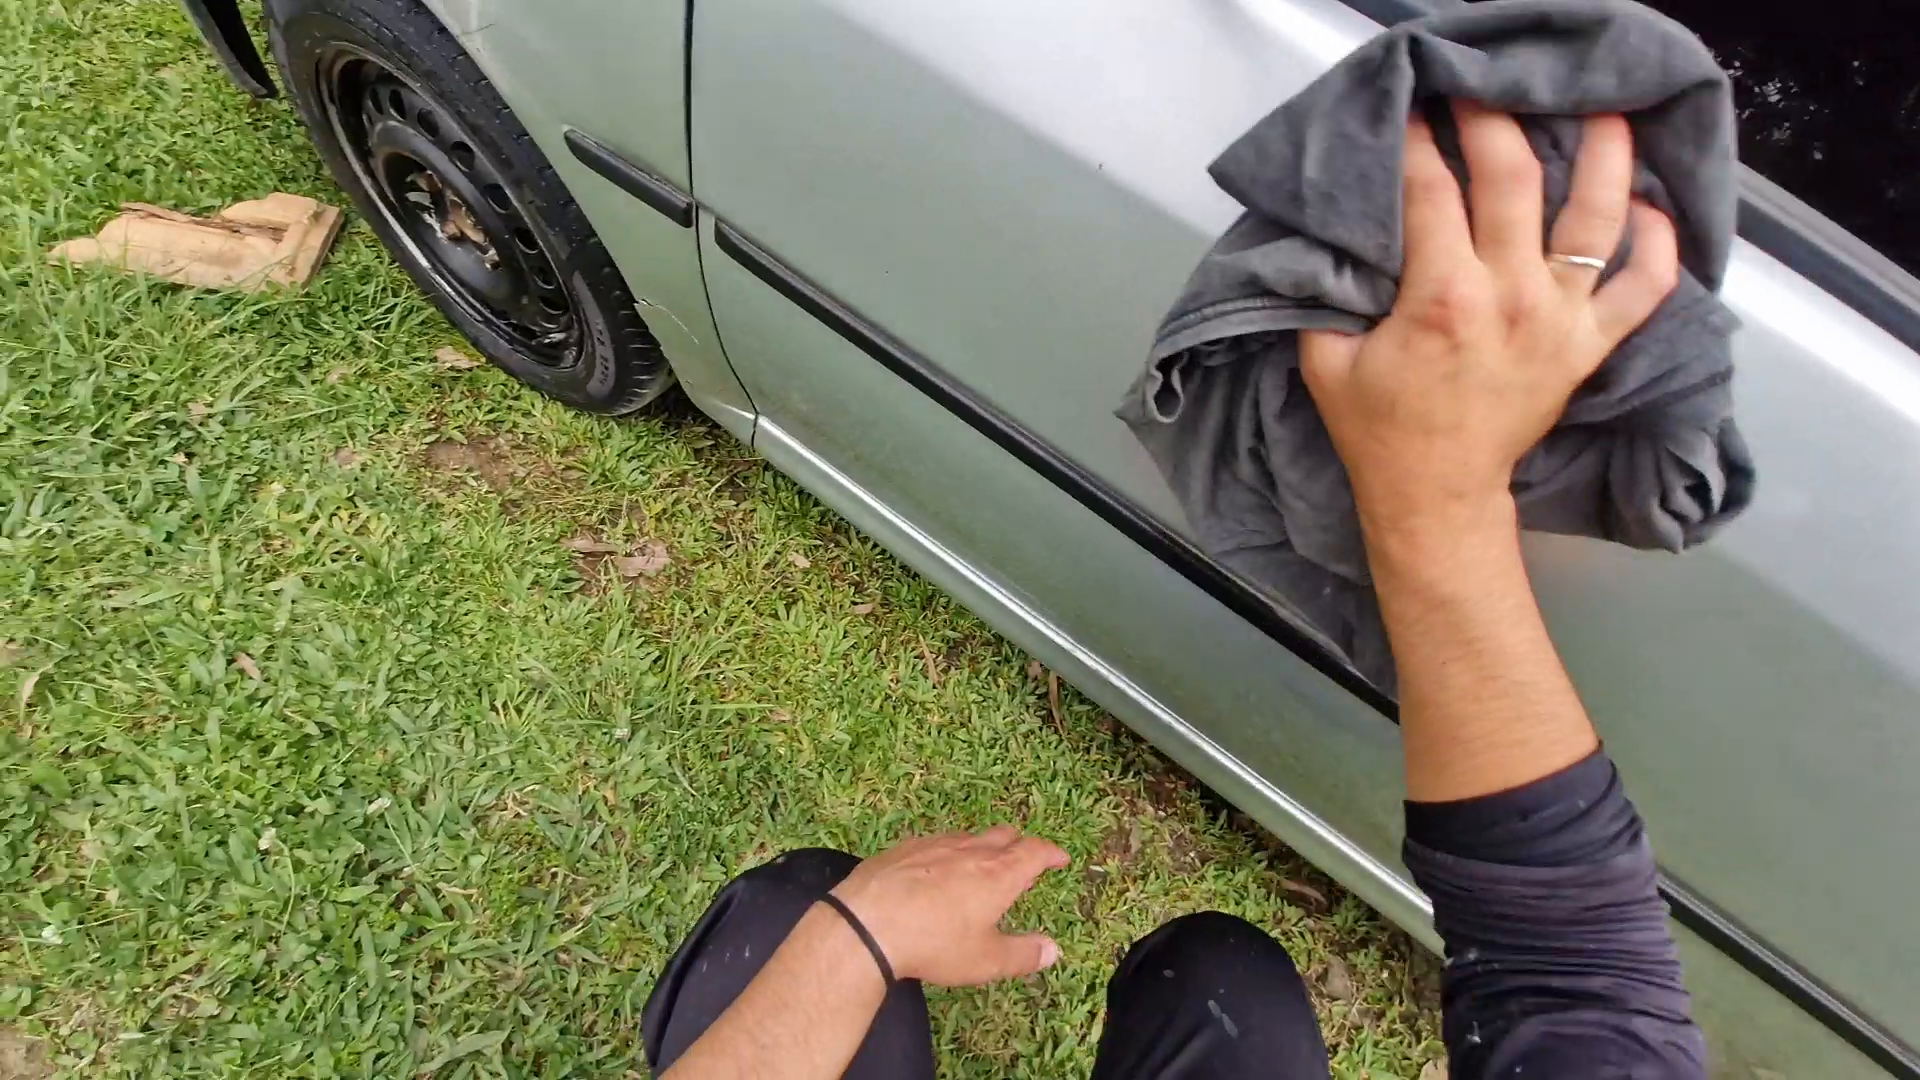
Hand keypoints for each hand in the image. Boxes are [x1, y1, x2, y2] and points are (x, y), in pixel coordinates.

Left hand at [828, 826, 1067, 985]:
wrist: (871, 921)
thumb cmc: (936, 943)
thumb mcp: (986, 960)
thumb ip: (1023, 954)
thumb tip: (1054, 949)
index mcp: (999, 874)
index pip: (1034, 852)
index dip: (1051, 853)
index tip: (1060, 857)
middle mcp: (972, 850)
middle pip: (1004, 835)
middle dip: (1019, 845)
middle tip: (1023, 861)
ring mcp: (937, 843)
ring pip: (970, 836)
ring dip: (983, 847)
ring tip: (982, 865)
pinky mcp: (907, 846)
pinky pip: (938, 841)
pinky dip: (949, 851)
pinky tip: (938, 868)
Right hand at [1300, 102, 1679, 540]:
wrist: (1433, 490)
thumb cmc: (1375, 430)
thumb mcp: (1324, 365)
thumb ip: (1325, 302)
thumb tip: (1334, 249)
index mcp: (1440, 299)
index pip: (1431, 196)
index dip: (1417, 147)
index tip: (1411, 113)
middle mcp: (1511, 296)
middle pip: (1514, 181)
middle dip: (1493, 123)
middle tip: (1480, 90)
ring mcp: (1562, 319)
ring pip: (1599, 215)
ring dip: (1603, 152)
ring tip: (1599, 107)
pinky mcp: (1591, 345)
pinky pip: (1647, 282)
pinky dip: (1657, 239)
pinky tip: (1644, 205)